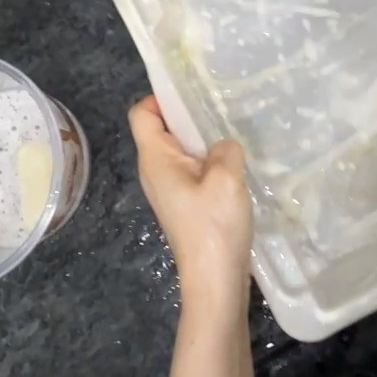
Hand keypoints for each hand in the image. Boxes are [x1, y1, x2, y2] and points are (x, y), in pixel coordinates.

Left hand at [128, 96, 253, 316]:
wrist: (215, 283)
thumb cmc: (214, 227)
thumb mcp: (226, 178)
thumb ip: (225, 149)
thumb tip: (223, 145)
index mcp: (155, 158)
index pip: (141, 113)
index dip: (160, 97)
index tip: (193, 93)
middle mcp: (155, 170)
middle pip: (161, 128)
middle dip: (187, 115)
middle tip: (220, 106)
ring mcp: (170, 189)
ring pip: (180, 150)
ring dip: (202, 140)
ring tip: (232, 131)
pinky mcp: (185, 203)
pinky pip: (192, 169)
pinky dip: (209, 161)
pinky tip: (235, 164)